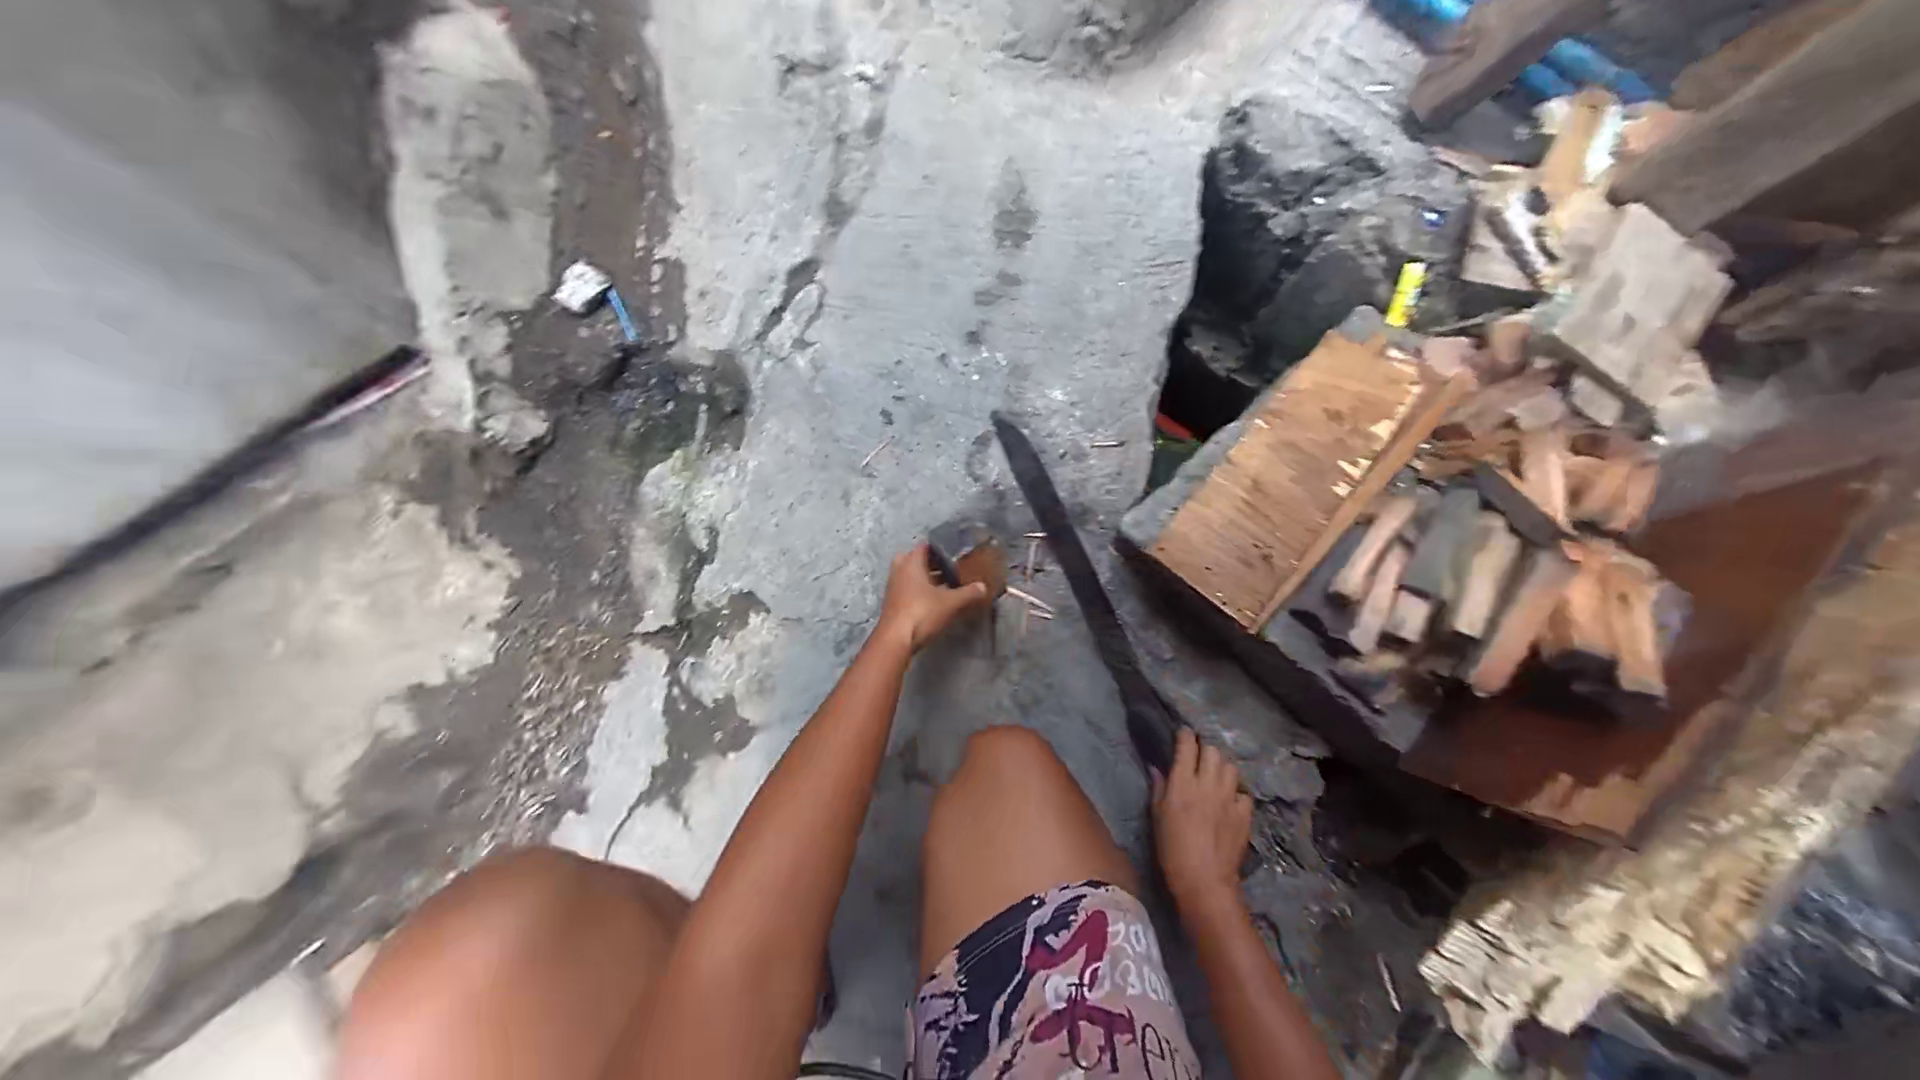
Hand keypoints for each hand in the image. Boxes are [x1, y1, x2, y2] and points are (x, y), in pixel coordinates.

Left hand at [874, 544, 990, 652]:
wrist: (896, 640)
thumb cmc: (922, 613)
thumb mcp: (951, 603)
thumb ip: (968, 593)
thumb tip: (983, 586)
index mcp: (911, 562)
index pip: (925, 546)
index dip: (941, 549)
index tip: (956, 554)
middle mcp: (899, 570)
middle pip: (916, 560)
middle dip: (932, 564)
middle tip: (950, 569)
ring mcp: (893, 587)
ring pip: (911, 576)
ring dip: (926, 579)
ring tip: (947, 585)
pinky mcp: (893, 603)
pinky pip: (908, 590)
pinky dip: (920, 591)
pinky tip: (935, 601)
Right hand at [1152, 728, 1253, 911]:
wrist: (1204, 880)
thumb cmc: (1171, 848)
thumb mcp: (1157, 815)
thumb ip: (1158, 787)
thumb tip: (1156, 767)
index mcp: (1182, 783)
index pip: (1187, 746)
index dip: (1185, 736)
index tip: (1183, 733)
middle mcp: (1207, 784)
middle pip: (1212, 750)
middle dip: (1205, 748)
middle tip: (1199, 756)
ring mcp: (1229, 798)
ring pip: (1230, 766)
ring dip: (1222, 766)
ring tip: (1216, 773)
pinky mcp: (1244, 814)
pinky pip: (1244, 792)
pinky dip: (1236, 792)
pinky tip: (1230, 799)